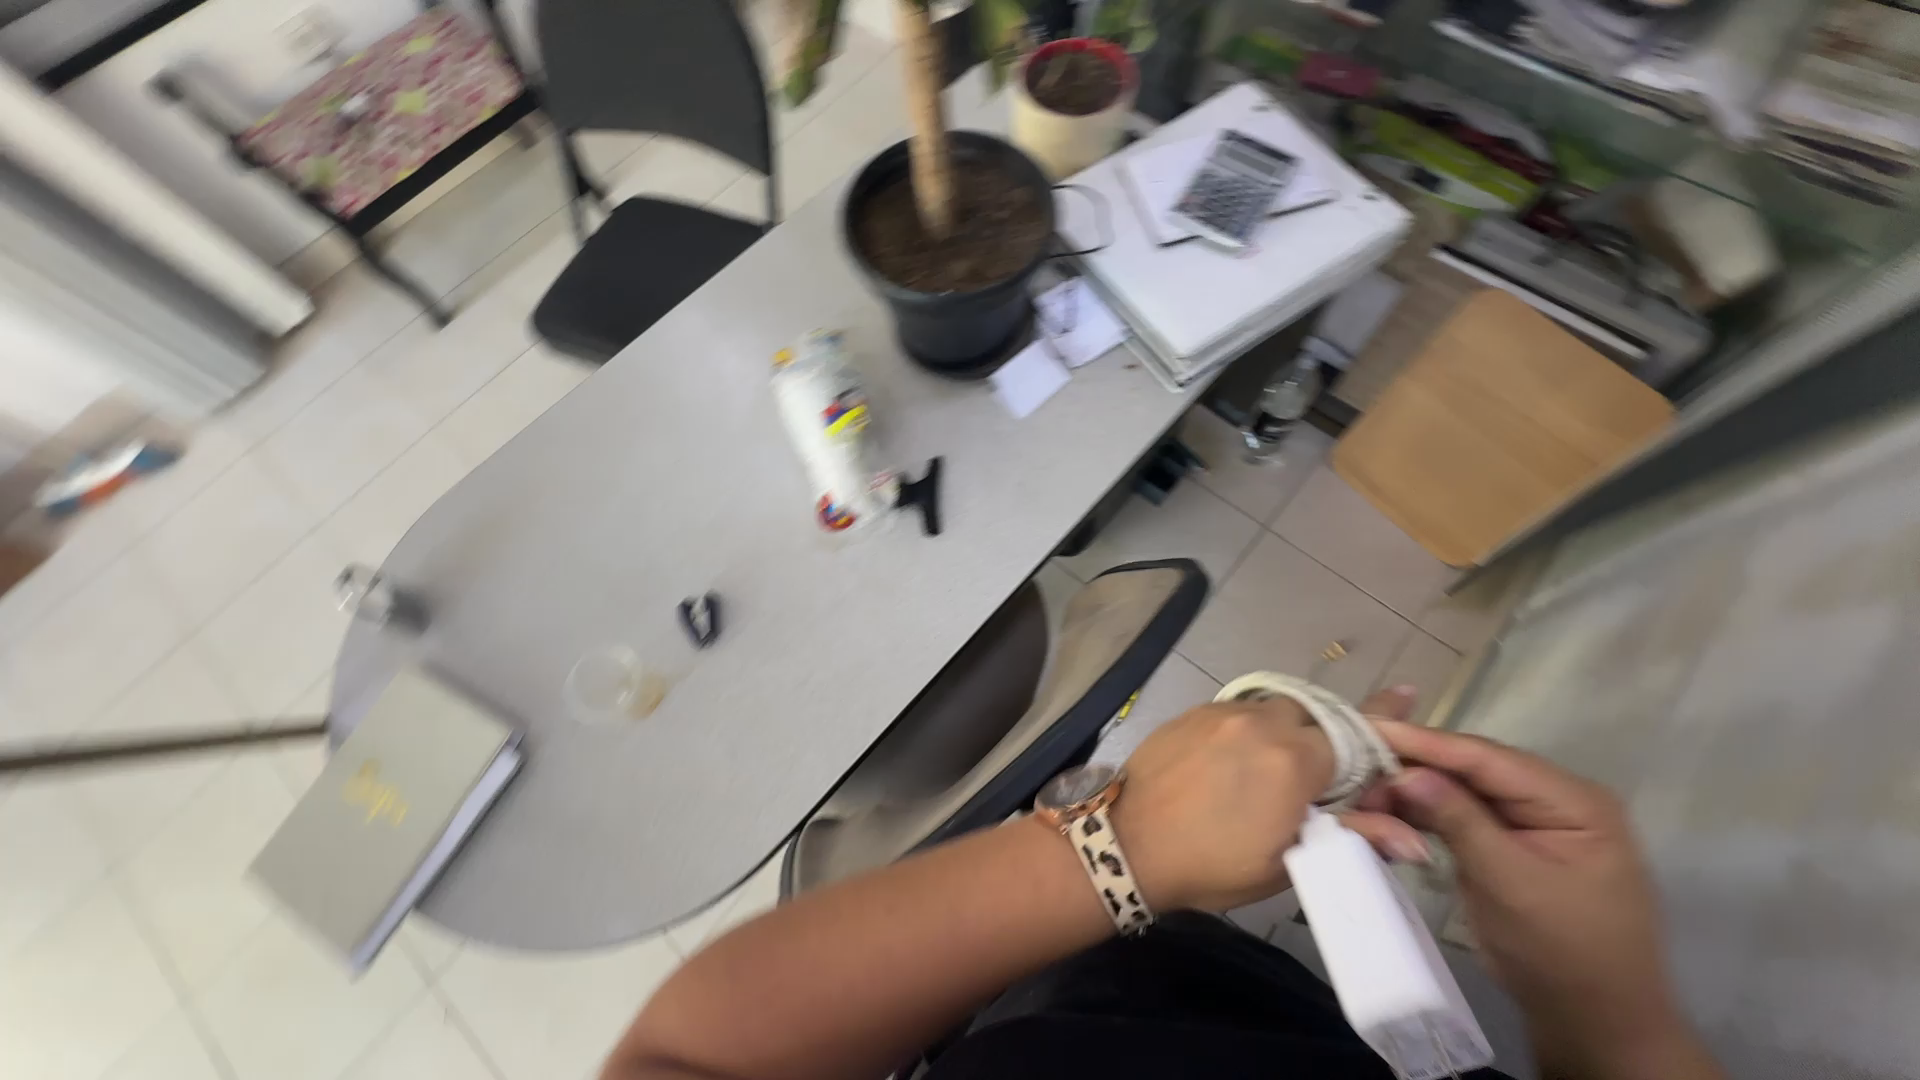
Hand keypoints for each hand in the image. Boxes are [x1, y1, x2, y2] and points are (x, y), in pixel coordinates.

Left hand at [1114, 687, 1429, 913]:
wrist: (1130, 844)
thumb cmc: (1212, 865)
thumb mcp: (1286, 862)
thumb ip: (1352, 838)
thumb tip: (1416, 840)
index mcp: (1292, 761)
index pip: (1354, 734)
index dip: (1381, 724)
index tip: (1406, 694)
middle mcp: (1260, 723)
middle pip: (1313, 716)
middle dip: (1324, 737)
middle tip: (1321, 768)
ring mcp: (1222, 713)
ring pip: (1273, 708)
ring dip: (1284, 730)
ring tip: (1275, 765)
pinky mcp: (1192, 712)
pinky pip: (1237, 710)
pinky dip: (1249, 728)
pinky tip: (1238, 757)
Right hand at [1366, 721, 1710, 1074]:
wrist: (1591, 1018)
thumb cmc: (1564, 950)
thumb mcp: (1510, 882)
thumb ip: (1459, 820)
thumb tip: (1405, 772)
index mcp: (1572, 800)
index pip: (1488, 757)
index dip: (1427, 742)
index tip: (1370, 727)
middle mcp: (1550, 797)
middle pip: (1470, 766)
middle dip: (1413, 764)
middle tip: (1356, 763)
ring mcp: (1526, 818)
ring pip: (1457, 787)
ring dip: (1411, 788)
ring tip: (1364, 792)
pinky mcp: (1503, 839)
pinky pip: (1456, 811)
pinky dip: (1421, 810)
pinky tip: (1386, 807)